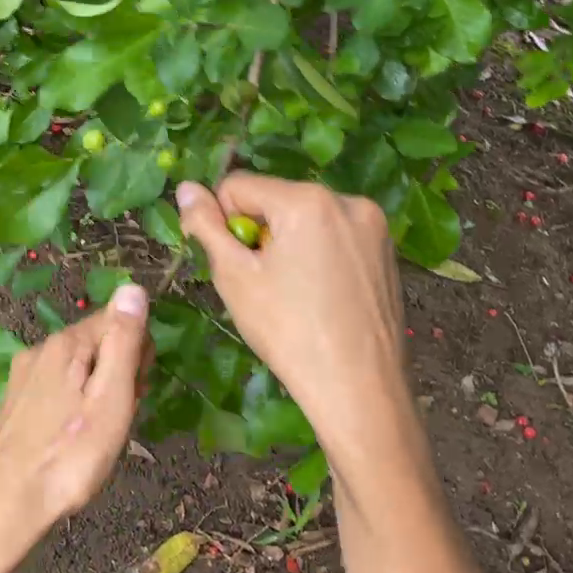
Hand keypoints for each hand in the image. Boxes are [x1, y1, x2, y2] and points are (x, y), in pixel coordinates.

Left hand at [0, 286, 151, 551]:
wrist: (7, 504)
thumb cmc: (70, 456)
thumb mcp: (111, 398)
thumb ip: (123, 342)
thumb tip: (133, 288)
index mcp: (63, 344)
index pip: (118, 319)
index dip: (139, 354)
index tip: (137, 391)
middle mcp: (38, 351)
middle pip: (98, 344)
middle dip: (120, 374)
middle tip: (116, 420)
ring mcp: (22, 378)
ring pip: (79, 370)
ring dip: (99, 394)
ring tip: (96, 437)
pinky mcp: (15, 403)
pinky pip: (59, 390)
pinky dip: (76, 407)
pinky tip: (72, 440)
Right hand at [175, 175, 408, 451]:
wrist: (357, 385)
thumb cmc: (286, 329)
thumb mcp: (234, 276)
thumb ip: (206, 225)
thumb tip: (186, 188)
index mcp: (307, 200)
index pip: (237, 186)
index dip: (222, 223)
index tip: (232, 265)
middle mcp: (347, 200)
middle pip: (274, 200)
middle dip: (257, 233)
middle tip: (260, 284)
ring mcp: (373, 225)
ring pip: (303, 219)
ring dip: (285, 244)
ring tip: (290, 293)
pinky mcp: (386, 250)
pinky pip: (333, 237)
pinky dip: (315, 256)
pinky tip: (317, 296)